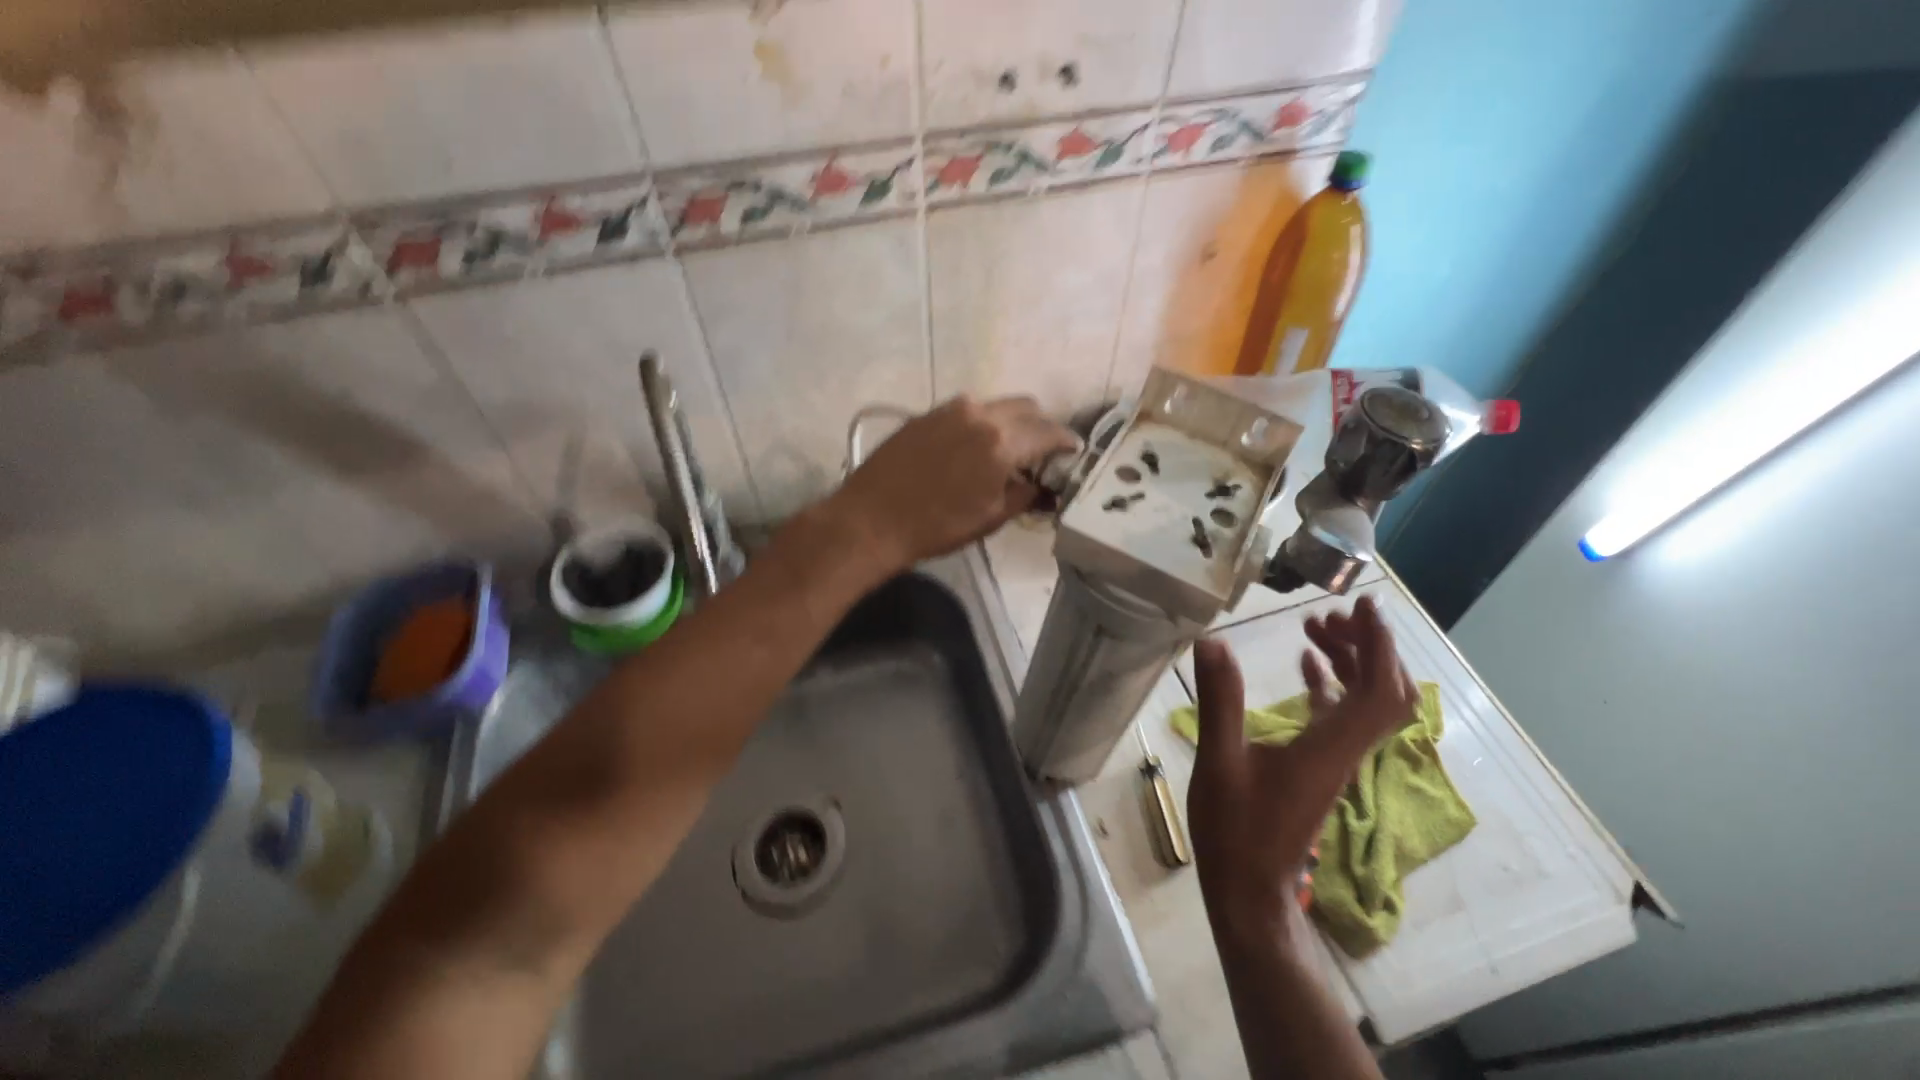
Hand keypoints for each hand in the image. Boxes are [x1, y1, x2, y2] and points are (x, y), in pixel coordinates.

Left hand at [828, 395, 1080, 569]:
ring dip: (1010, 422)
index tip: (1072, 451)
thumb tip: (1040, 485)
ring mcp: (949, 409)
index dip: (1065, 441)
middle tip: (1042, 451)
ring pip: (995, 405)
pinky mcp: (926, 414)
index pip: (1048, 431)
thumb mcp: (990, 518)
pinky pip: (966, 411)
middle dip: (1040, 425)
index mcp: (1001, 442)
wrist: (871, 520)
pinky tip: (973, 448)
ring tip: (1007, 450)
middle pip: (1025, 407)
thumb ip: (1024, 494)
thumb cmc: (936, 527)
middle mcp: (979, 414)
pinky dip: (981, 423)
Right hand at [1187, 596, 1417, 941]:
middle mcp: (1345, 751)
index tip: (1363, 605)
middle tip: (1330, 615)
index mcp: (1330, 748)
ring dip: (1351, 662)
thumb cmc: (1235, 829)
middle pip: (1385, 693)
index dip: (1381, 644)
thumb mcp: (1219, 762)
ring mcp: (1335, 761)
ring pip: (1365, 704)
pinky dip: (1332, 686)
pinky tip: (1306, 665)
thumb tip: (1212, 641)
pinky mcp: (1320, 769)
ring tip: (1313, 629)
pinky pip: (1341, 718)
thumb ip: (1220, 700)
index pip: (1380, 690)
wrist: (1249, 889)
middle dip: (1368, 646)